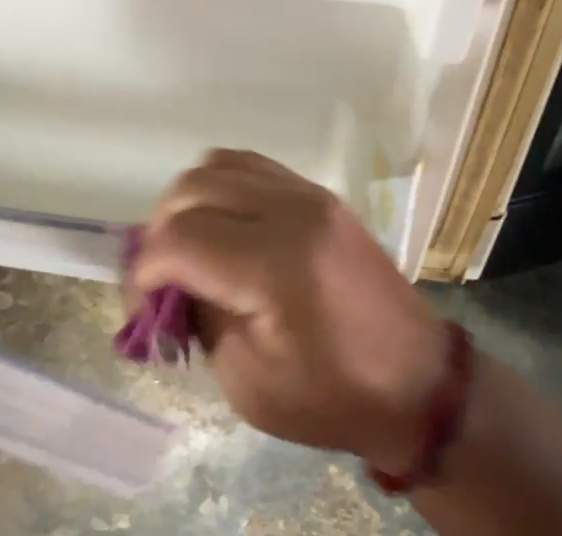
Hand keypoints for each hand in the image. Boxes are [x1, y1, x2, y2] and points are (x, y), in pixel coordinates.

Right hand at [127, 150, 448, 472]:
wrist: (418, 384)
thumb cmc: (332, 397)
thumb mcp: (246, 380)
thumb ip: (198, 319)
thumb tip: (172, 285)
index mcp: (273, 264)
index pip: (178, 239)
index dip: (145, 273)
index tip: (144, 310)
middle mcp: (290, 211)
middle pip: (192, 190)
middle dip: (160, 233)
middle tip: (162, 281)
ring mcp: (309, 195)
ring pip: (218, 165)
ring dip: (187, 203)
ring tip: (187, 248)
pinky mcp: (319, 195)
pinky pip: (251, 166)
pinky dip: (220, 187)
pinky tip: (220, 226)